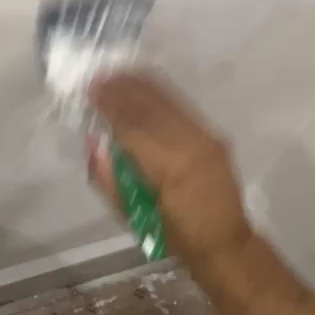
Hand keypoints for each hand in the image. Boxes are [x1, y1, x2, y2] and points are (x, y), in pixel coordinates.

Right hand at [88, 72, 252, 263]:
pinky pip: (182, 107)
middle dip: (123, 90)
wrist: (224, 241)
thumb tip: (93, 142)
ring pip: (169, 102)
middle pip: (151, 108)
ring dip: (141, 86)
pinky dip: (160, 93)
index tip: (90, 91)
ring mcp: (206, 138)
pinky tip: (144, 84)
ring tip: (117, 73)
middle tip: (99, 77)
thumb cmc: (172, 235)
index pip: (133, 127)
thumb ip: (109, 178)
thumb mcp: (132, 216)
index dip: (110, 106)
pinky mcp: (213, 136)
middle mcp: (190, 146)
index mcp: (168, 168)